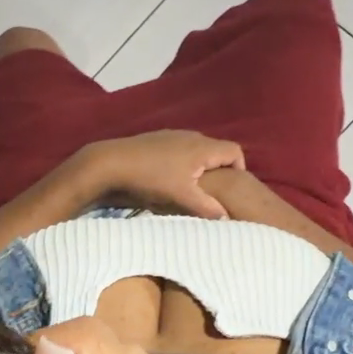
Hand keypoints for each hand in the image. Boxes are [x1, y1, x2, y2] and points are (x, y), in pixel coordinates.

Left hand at [80, 131, 244, 218]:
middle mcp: (192, 136)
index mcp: (203, 147)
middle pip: (216, 151)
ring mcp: (174, 135)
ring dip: (200, 169)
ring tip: (193, 190)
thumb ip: (207, 207)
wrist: (113, 163)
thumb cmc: (152, 179)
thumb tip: (227, 218)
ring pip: (198, 151)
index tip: (232, 189)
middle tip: (215, 194)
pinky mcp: (158, 140)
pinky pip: (181, 151)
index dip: (239, 170)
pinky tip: (171, 180)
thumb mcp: (182, 197)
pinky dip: (184, 164)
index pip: (234, 152)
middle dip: (220, 171)